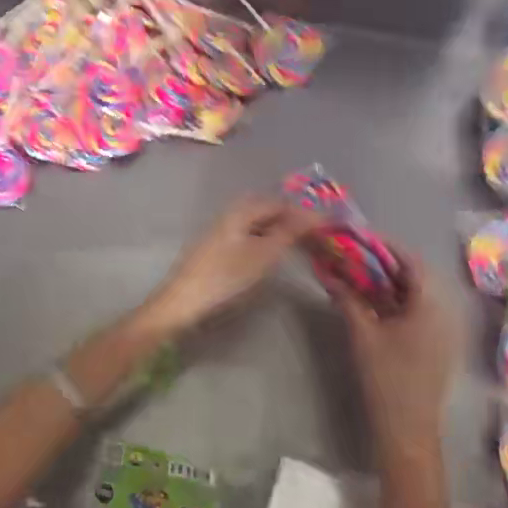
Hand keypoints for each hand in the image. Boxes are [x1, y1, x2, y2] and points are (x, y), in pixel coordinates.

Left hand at [142, 197, 319, 333]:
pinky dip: (262, 242)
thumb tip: (314, 216)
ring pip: (254, 225)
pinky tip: (267, 256)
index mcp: (239, 211)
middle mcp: (227, 216)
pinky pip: (245, 238)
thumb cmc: (224, 278)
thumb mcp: (263, 255)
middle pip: (264, 210)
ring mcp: (217, 235)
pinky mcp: (212, 253)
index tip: (326, 226)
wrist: (181, 304)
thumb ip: (288, 232)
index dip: (303, 213)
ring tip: (295, 245)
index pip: (279, 202)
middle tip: (312, 234)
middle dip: (289, 219)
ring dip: (276, 231)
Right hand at [325, 253, 455, 437]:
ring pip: (412, 295)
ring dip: (384, 283)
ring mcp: (441, 329)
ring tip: (354, 276)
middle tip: (351, 256)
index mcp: (431, 305)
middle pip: (412, 276)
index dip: (385, 246)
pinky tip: (368, 303)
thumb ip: (348, 300)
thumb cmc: (386, 378)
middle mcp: (443, 311)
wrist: (407, 426)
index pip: (411, 261)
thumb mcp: (363, 336)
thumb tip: (329, 274)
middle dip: (381, 264)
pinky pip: (413, 312)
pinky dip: (391, 302)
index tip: (359, 237)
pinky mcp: (433, 343)